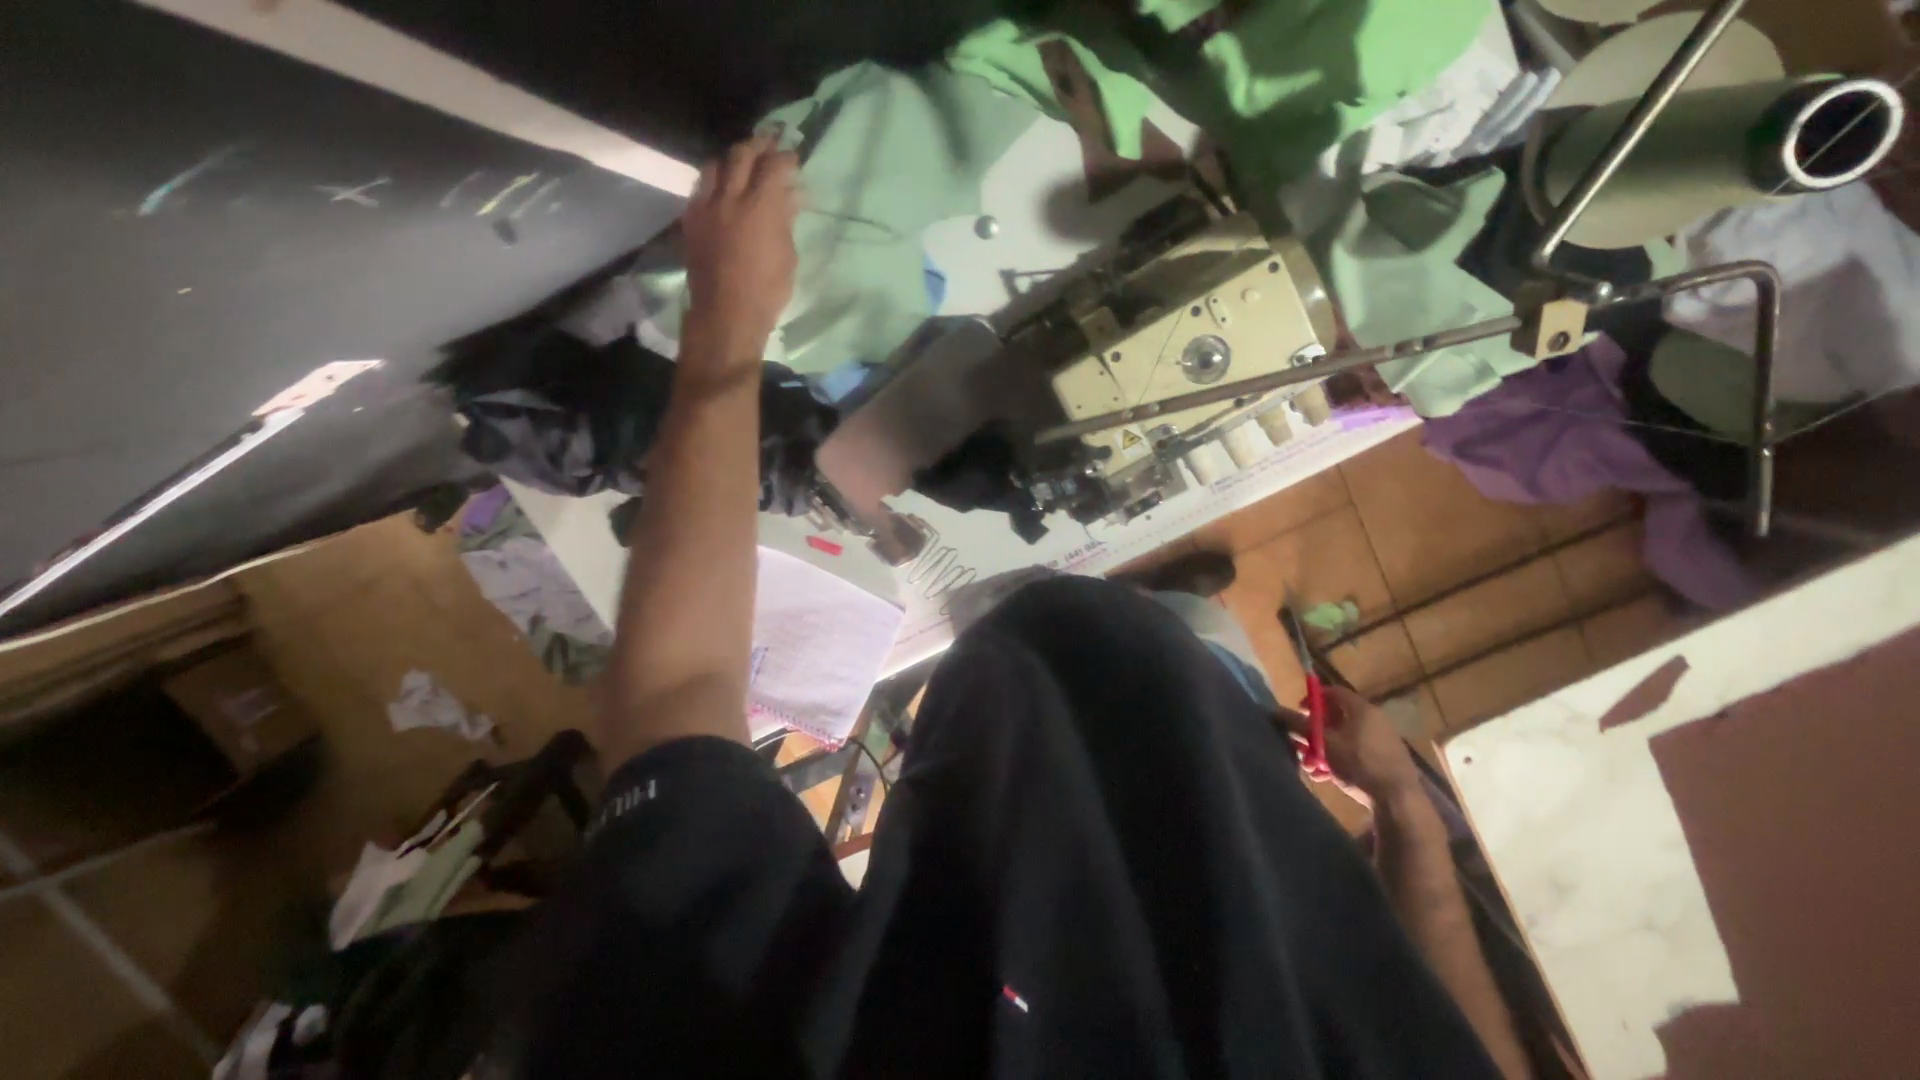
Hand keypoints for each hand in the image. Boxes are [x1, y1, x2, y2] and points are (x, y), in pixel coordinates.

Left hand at [682, 133, 800, 360]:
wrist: (725, 314)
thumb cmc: (767, 290)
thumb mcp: (787, 255)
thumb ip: (786, 220)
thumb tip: (791, 196)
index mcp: (761, 206)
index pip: (774, 165)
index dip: (786, 157)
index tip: (794, 158)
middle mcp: (730, 197)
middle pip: (741, 154)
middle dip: (758, 145)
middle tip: (769, 144)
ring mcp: (706, 207)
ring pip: (715, 165)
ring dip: (732, 159)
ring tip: (743, 162)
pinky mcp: (691, 220)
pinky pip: (700, 188)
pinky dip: (714, 181)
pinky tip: (722, 189)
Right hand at [1285, 684, 1421, 802]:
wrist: (1398, 799)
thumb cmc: (1358, 763)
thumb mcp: (1323, 744)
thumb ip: (1299, 726)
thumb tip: (1275, 711)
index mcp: (1362, 709)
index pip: (1333, 692)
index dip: (1312, 699)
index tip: (1298, 713)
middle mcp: (1375, 720)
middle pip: (1338, 717)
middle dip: (1315, 732)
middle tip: (1302, 745)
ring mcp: (1383, 740)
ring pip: (1345, 738)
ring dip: (1324, 750)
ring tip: (1312, 767)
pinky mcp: (1387, 760)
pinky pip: (1357, 753)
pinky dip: (1340, 760)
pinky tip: (1328, 777)